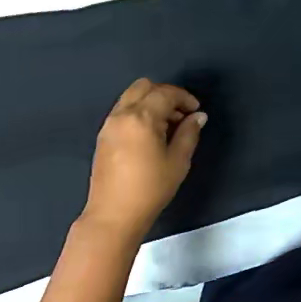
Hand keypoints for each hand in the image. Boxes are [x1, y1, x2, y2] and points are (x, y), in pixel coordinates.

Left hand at [81, 79, 207, 239]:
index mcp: (141, 117)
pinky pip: (122, 111)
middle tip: (180, 115)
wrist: (114, 214)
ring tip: (166, 126)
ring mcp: (108, 124)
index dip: (184, 98)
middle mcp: (121, 114)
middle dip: (165, 94)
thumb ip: (189, 134)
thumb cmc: (150, 189)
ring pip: (130, 97)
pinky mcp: (102, 136)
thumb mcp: (178, 162)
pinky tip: (149, 135)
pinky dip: (137, 112)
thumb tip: (197, 116)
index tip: (196, 110)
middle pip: (144, 87)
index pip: (165, 93)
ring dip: (150, 102)